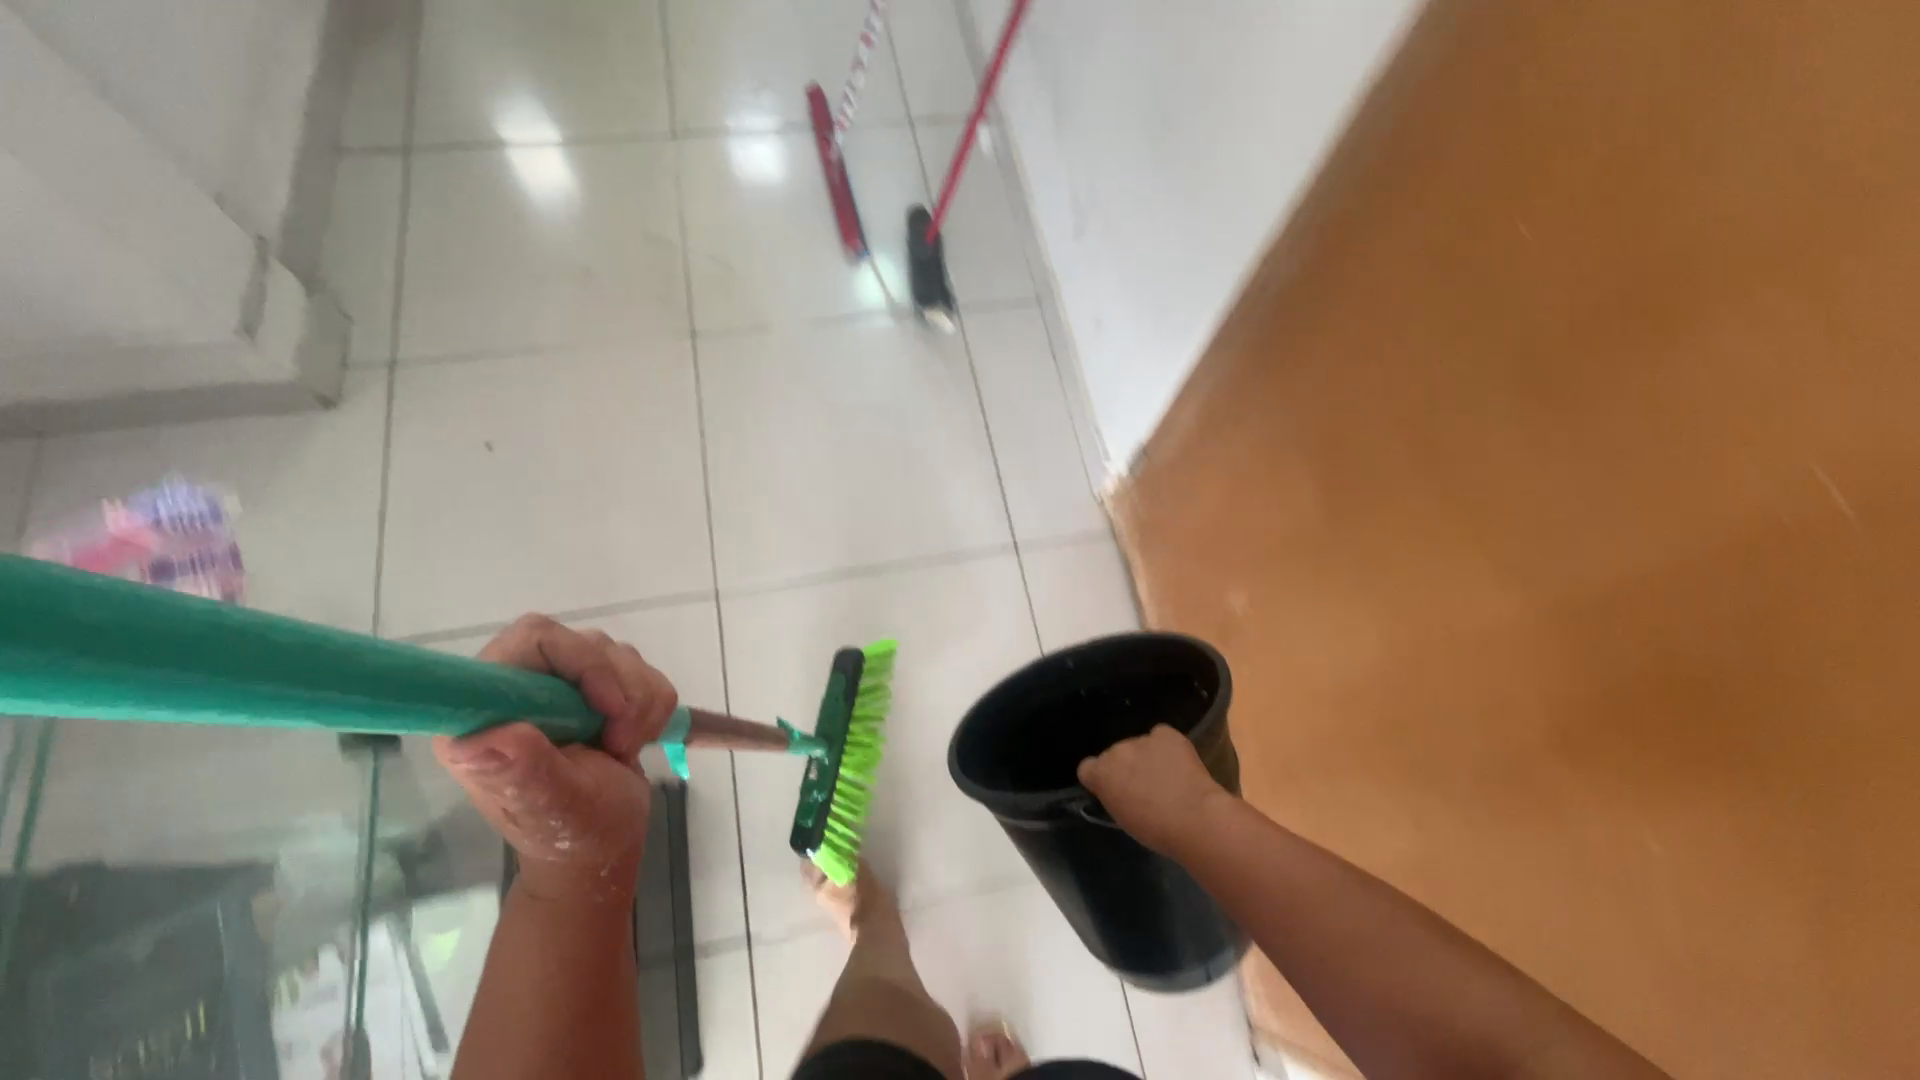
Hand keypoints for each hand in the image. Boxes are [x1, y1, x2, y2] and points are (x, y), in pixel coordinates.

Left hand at [433, 614, 679, 904]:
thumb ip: (520, 771)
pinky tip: (635, 740)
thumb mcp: (552, 807)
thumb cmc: (573, 835)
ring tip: (625, 748)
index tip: (609, 708)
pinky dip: (654, 706)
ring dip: (640, 704)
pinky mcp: (596, 691)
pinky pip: (644, 671)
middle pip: (586, 642)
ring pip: (621, 655)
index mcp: (486, 711)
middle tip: (622, 740)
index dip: (581, 659)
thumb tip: (472, 742)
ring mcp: (561, 688)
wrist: (604, 847)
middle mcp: (520, 689)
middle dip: (620, 690)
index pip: (533, 638)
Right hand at [1077, 725, 1230, 856]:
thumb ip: (1115, 797)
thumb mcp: (1123, 819)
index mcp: (1100, 774)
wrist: (1193, 818)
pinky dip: (1167, 746)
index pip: (1087, 768)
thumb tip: (1122, 792)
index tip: (1115, 791)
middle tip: (1145, 787)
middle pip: (1115, 754)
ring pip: (1139, 745)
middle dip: (1126, 767)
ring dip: (1147, 757)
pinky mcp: (1167, 735)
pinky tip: (1178, 762)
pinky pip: (1161, 735)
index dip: (1101, 778)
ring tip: (1168, 777)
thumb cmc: (1155, 831)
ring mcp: (1142, 740)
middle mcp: (1116, 751)